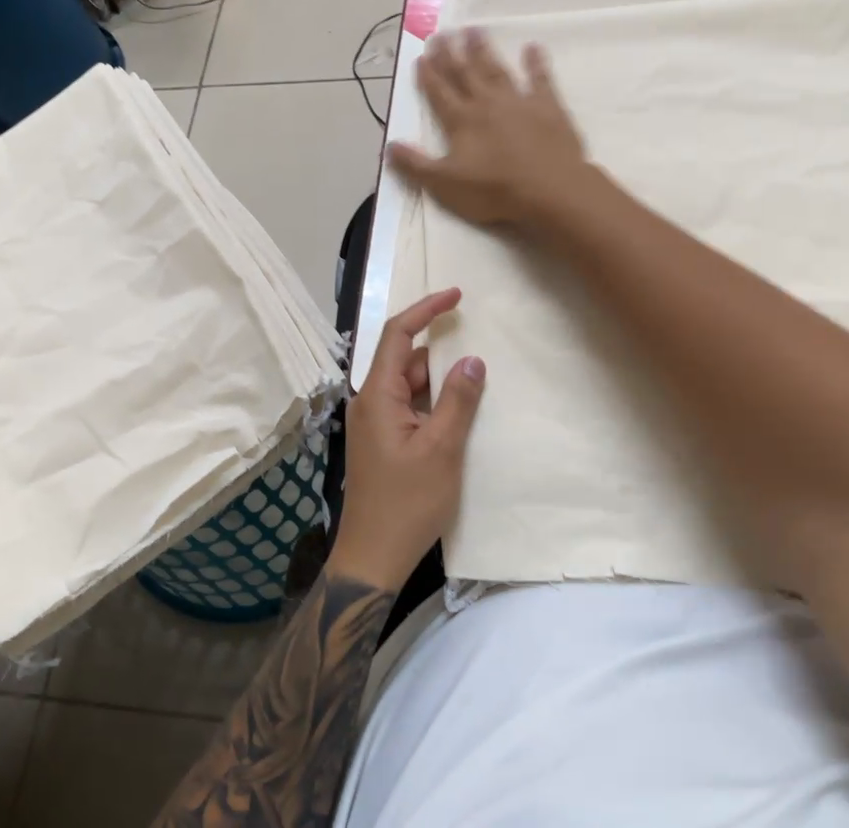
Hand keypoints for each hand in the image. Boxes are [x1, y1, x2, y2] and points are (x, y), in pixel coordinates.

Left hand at [331, 289, 486, 590]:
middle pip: (404, 359)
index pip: (396, 335)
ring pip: (409, 386)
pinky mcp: (382, 442)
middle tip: (479, 338)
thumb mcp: (441, 449)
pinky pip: (409, 408)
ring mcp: (374, 424)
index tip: (456, 294)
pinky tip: (461, 409)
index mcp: (376, 396)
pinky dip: (433, 402)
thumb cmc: (407, 503)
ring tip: (477, 376)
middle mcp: (369, 402)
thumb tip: (471, 359)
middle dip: (438, 347)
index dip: (425, 310)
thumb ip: (458, 401)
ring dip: (439, 378)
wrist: (373, 555)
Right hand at [390, 29, 590, 226]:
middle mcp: (486, 104)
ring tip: (474, 31)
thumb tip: (389, 146)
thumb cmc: (494, 191)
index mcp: (461, 122)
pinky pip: (541, 79)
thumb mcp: (444, 184)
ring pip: (496, 70)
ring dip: (484, 51)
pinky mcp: (548, 107)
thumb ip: (415, 165)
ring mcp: (519, 102)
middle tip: (443, 33)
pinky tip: (532, 48)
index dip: (428, 75)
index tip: (421, 55)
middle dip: (452, 54)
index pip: (439, 93)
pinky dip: (536, 63)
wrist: (549, 191)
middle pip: (465, 74)